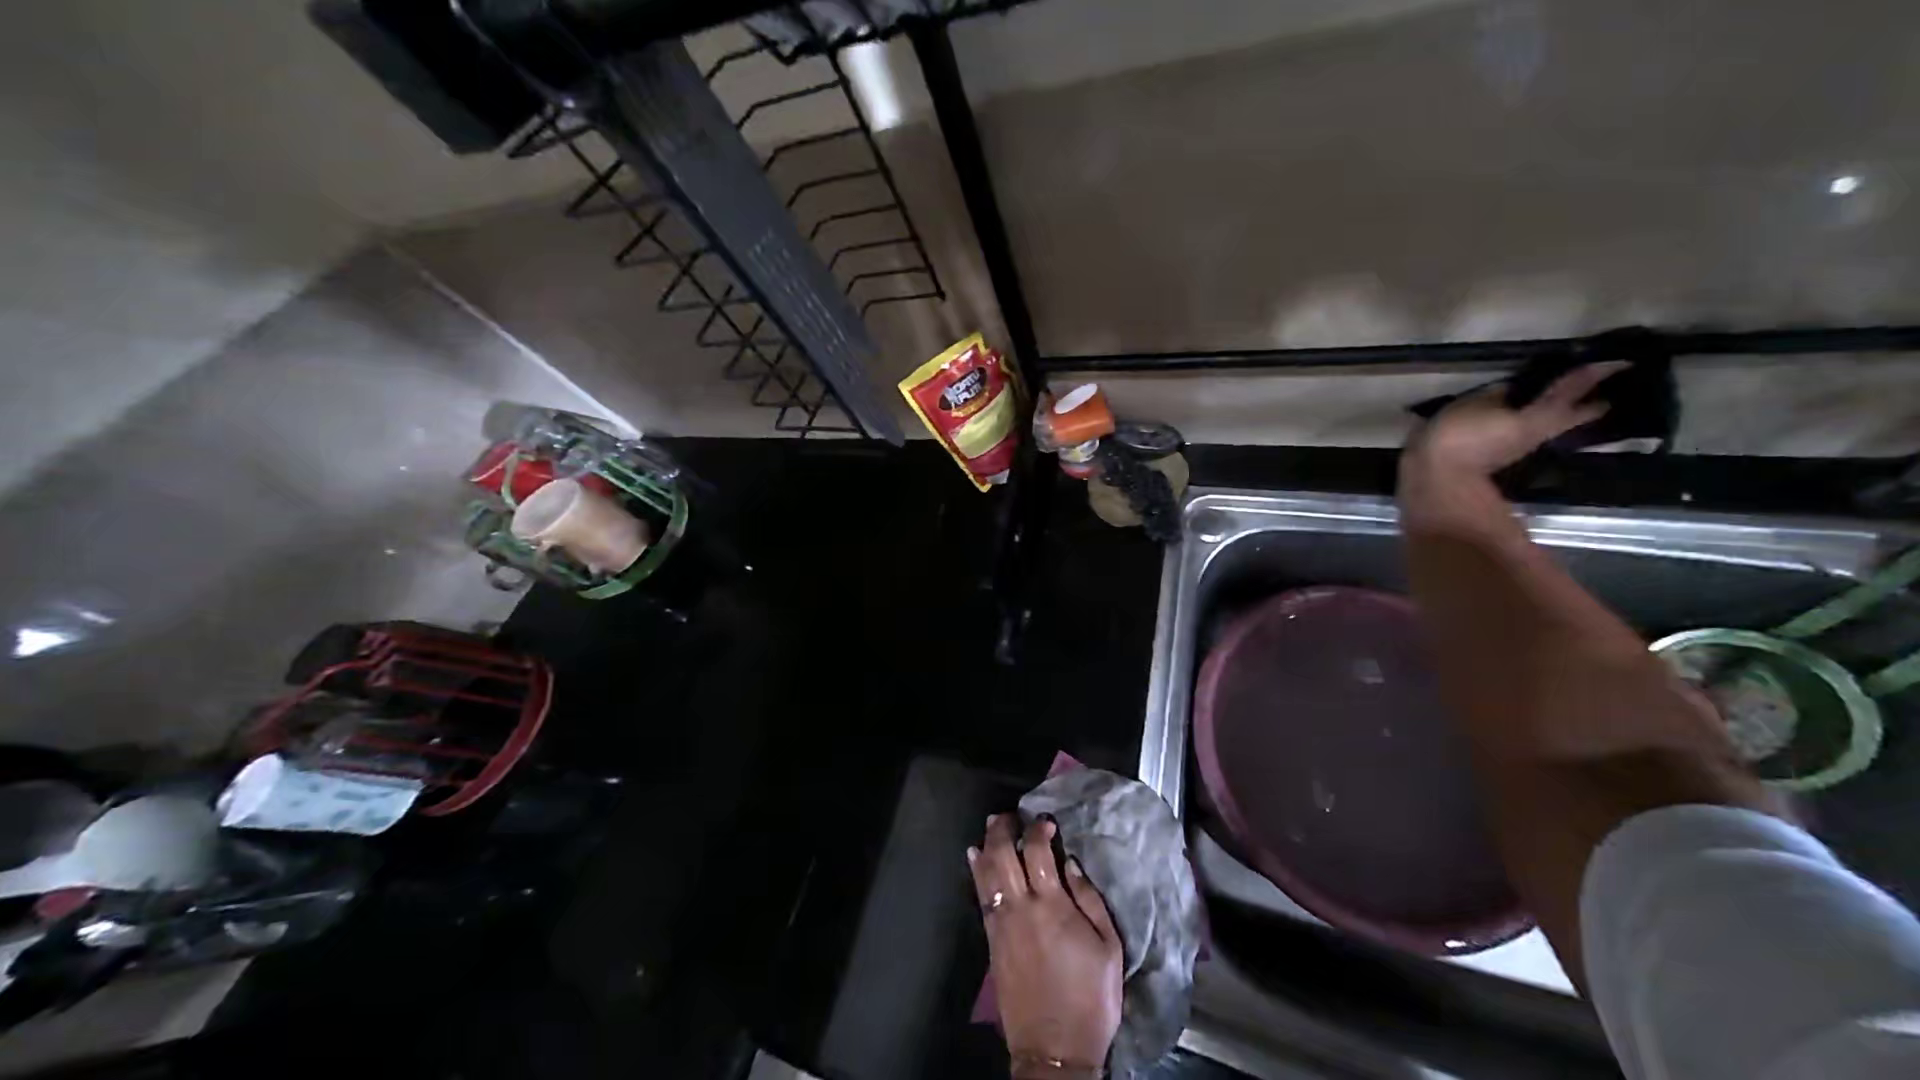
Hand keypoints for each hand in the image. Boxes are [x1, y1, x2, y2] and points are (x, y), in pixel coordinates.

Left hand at [969, 814, 1121, 1076]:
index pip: (1037, 851)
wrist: (1054, 1049)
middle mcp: (1020, 906)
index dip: (1039, 828)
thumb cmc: (1090, 998)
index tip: (1046, 820)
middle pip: (1003, 854)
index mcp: (1051, 904)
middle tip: (1012, 814)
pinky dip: (977, 872)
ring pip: (986, 872)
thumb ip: (1090, 900)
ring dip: (987, 844)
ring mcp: (1001, 922)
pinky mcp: (991, 940)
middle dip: (1004, 828)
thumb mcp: (1109, 948)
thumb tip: (1071, 863)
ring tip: (992, 826)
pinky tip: (975, 858)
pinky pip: (981, 895)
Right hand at [1404, 361, 1629, 477]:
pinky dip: (1533, 423)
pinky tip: (1524, 418)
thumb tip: (1508, 390)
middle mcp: (1538, 432)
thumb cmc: (1457, 438)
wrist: (1437, 481)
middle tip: (1603, 396)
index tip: (1621, 363)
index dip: (1594, 373)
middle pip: (1574, 417)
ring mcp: (1520, 448)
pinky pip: (1527, 433)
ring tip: (1565, 403)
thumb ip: (1493, 395)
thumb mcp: (1471, 405)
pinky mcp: (1502, 457)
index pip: (1572, 388)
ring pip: (1553, 427)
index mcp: (1538, 415)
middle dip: (1590, 406)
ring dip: (1564, 415)